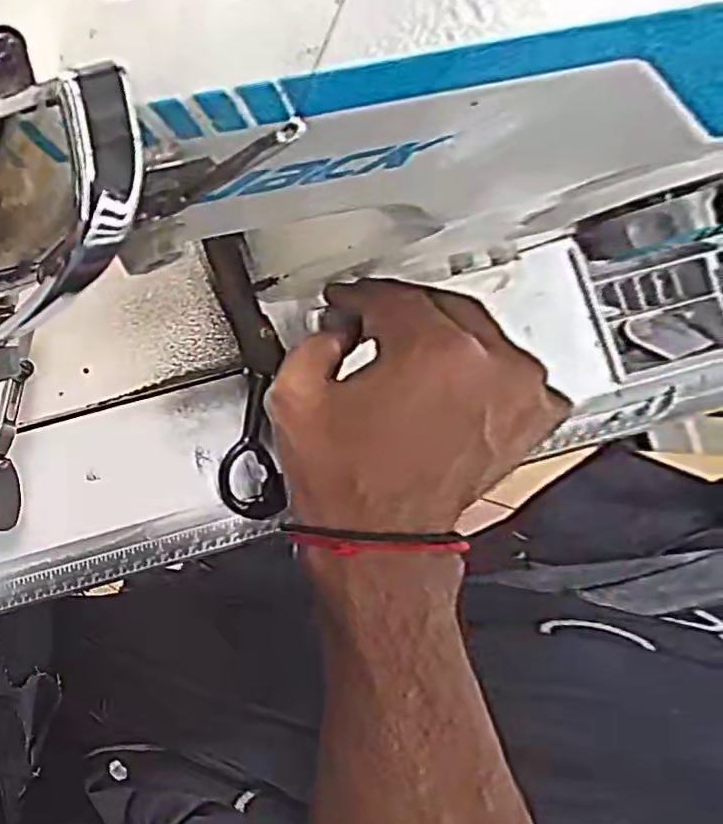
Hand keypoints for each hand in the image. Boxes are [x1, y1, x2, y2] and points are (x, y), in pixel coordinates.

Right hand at [267, 280, 569, 533]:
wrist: (377, 528)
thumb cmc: (342, 475)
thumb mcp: (293, 399)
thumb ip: (310, 347)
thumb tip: (332, 333)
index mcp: (434, 351)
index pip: (394, 298)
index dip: (358, 295)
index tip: (344, 300)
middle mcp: (492, 362)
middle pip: (444, 307)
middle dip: (398, 309)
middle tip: (364, 319)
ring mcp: (520, 389)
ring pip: (480, 335)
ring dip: (437, 335)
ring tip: (397, 352)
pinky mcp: (531, 415)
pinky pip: (505, 370)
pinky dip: (472, 367)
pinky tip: (436, 381)